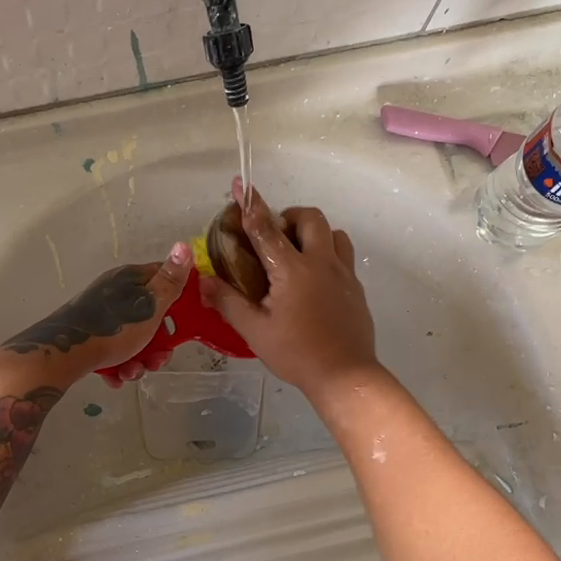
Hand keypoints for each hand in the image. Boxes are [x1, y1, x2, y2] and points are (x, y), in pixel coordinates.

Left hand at [1, 243, 191, 384]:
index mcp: (130, 280)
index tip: (186, 323)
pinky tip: (117, 376)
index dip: (180, 301)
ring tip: (132, 373)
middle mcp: (116, 294)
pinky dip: (120, 365)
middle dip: (158, 344)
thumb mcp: (149, 306)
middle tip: (157, 360)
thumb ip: (169, 281)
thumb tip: (184, 245)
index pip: (164, 280)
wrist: (64, 353)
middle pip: (150, 317)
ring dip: (139, 361)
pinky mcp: (91, 336)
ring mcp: (102, 316)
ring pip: (133, 338)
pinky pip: (114, 350)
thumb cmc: (113, 328)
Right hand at [202, 178, 378, 397]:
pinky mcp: (355, 289)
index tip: (241, 185)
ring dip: (314, 234)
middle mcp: (321, 263)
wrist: (345, 375)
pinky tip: (314, 282)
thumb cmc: (296, 353)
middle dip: (290, 217)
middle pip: (310, 218)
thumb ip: (229, 302)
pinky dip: (327, 256)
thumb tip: (204, 281)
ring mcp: (343, 274)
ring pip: (334, 233)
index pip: (266, 229)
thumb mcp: (255, 331)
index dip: (251, 206)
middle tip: (274, 235)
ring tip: (297, 254)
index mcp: (292, 270)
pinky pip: (343, 257)